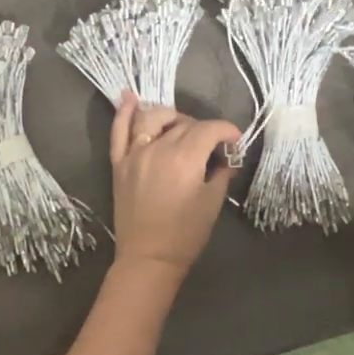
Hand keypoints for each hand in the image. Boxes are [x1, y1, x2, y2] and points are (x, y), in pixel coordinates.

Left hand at [108, 92, 240, 279]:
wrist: (148, 257)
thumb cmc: (185, 234)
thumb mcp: (212, 202)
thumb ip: (220, 173)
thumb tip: (224, 159)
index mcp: (185, 157)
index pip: (210, 129)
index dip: (227, 131)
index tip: (235, 142)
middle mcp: (158, 148)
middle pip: (184, 124)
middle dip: (203, 129)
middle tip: (211, 146)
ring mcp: (135, 154)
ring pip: (152, 118)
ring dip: (169, 115)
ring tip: (179, 124)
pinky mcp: (119, 164)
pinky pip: (118, 131)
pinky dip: (124, 111)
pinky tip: (129, 97)